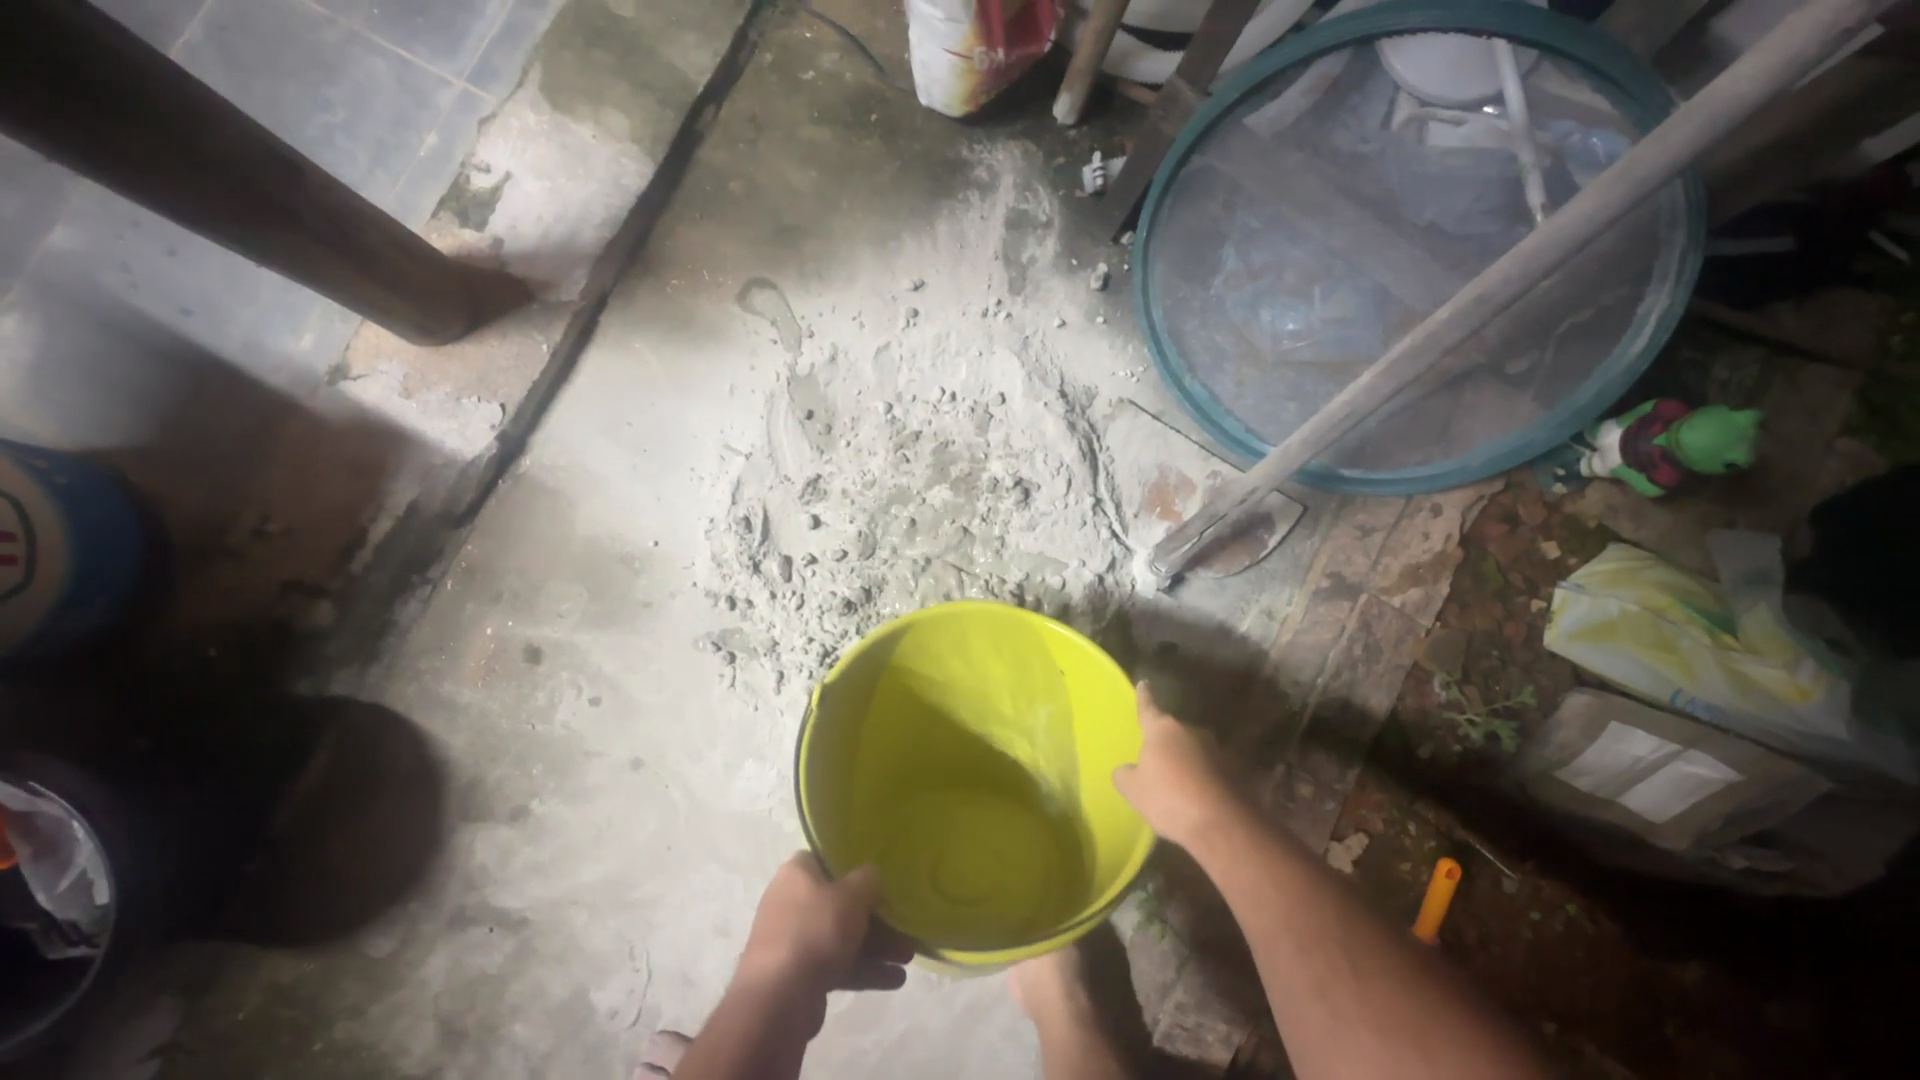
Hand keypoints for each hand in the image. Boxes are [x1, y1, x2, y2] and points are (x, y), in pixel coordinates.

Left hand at [735, 853, 914, 999]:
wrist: (779, 998)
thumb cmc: (816, 930)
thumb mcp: (852, 895)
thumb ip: (868, 879)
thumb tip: (872, 876)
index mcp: (797, 874)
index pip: (827, 859)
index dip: (854, 865)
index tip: (881, 876)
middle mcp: (792, 902)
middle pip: (840, 903)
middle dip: (876, 916)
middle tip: (905, 924)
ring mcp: (796, 940)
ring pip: (843, 937)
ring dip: (876, 946)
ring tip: (908, 956)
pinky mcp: (802, 974)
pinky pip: (839, 965)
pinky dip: (866, 970)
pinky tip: (896, 978)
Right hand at [1112, 681, 1244, 848]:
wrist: (1221, 824)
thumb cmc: (1169, 799)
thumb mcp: (1133, 790)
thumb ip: (1125, 774)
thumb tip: (1127, 769)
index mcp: (1163, 730)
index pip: (1148, 708)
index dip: (1143, 697)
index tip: (1144, 682)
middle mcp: (1191, 732)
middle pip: (1172, 734)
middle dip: (1164, 747)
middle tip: (1156, 768)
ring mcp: (1216, 750)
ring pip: (1193, 753)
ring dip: (1185, 765)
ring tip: (1178, 791)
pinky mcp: (1234, 770)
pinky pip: (1210, 772)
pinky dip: (1202, 781)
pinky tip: (1197, 802)